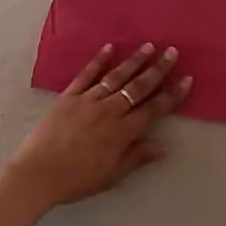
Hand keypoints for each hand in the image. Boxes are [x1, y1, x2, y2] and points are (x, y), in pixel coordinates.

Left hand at [0, 43, 192, 212]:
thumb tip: (163, 146)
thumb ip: (136, 157)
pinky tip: (109, 48)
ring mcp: (87, 101)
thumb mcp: (111, 175)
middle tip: (172, 52)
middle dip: (157, 69)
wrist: (38, 173)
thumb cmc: (76, 179)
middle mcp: (108, 111)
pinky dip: (98, 61)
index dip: (172, 94)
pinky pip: (86, 75)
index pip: (153, 109)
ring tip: (148, 46)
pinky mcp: (68, 96)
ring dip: (133, 61)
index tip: (186, 79)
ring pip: (115, 76)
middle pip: (138, 87)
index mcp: (122, 132)